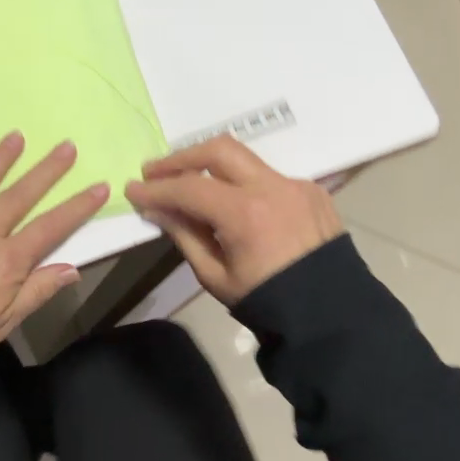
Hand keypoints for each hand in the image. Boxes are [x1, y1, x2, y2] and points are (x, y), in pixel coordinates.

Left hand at [0, 132, 110, 346]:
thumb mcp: (5, 321)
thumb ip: (37, 292)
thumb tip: (72, 268)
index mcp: (7, 260)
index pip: (50, 227)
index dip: (77, 207)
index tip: (100, 186)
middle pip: (19, 196)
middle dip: (45, 171)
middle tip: (66, 146)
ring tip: (16, 137)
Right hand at [123, 136, 343, 305]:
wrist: (327, 309)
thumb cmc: (263, 299)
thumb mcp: (213, 274)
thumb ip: (185, 235)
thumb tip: (159, 210)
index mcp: (245, 213)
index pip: (189, 188)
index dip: (156, 188)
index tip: (132, 190)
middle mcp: (272, 187)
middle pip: (219, 151)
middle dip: (181, 158)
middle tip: (154, 171)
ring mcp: (294, 184)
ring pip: (244, 159)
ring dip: (209, 165)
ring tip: (185, 181)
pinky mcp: (309, 189)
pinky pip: (265, 176)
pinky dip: (238, 182)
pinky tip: (227, 201)